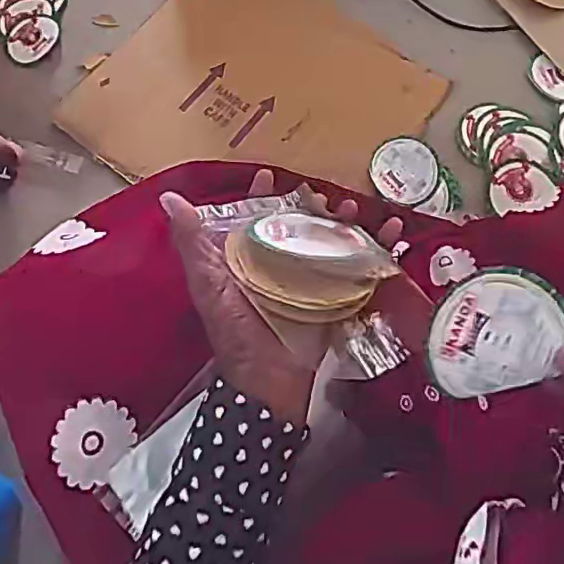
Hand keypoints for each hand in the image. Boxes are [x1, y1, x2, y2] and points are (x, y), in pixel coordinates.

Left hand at [161, 169, 403, 423]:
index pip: (258, 216)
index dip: (262, 195)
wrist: (274, 388)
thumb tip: (169, 199)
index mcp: (253, 259)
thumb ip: (193, 246)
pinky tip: (394, 231)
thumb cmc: (238, 336)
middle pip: (304, 223)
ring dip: (348, 219)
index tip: (269, 175)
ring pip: (336, 238)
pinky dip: (383, 245)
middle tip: (322, 196)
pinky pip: (366, 264)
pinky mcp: (344, 295)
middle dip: (315, 205)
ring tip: (353, 208)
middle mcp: (286, 264)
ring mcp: (317, 279)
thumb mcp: (211, 289)